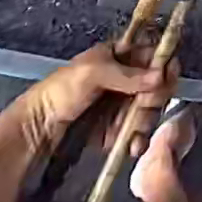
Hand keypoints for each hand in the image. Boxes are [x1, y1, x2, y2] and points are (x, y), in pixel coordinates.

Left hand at [10, 41, 169, 152]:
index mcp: (121, 55)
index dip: (165, 64)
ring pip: (152, 108)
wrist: (35, 130)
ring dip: (147, 120)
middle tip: (144, 104)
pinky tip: (134, 146)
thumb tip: (160, 76)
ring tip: (134, 131)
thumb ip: (127, 74)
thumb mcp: (92, 73)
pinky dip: (140, 139)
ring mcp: (125, 104)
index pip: (154, 54)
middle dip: (155, 96)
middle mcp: (128, 78)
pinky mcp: (120, 127)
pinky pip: (140, 130)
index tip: (166, 77)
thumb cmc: (61, 90)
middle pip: (159, 82)